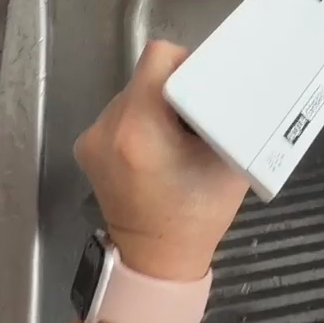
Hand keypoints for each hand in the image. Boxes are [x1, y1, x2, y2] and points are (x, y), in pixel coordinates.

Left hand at [73, 40, 248, 281]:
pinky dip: (141, 119)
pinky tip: (158, 144)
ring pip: (133, 92)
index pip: (158, 56)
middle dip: (174, 86)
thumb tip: (236, 87)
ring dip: (156, 103)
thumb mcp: (227, 162)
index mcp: (139, 126)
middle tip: (198, 111)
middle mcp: (107, 126)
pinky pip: (120, 113)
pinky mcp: (86, 148)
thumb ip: (229, 118)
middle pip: (145, 75)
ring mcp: (91, 138)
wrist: (154, 265)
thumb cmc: (196, 215)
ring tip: (178, 132)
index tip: (203, 83)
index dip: (185, 62)